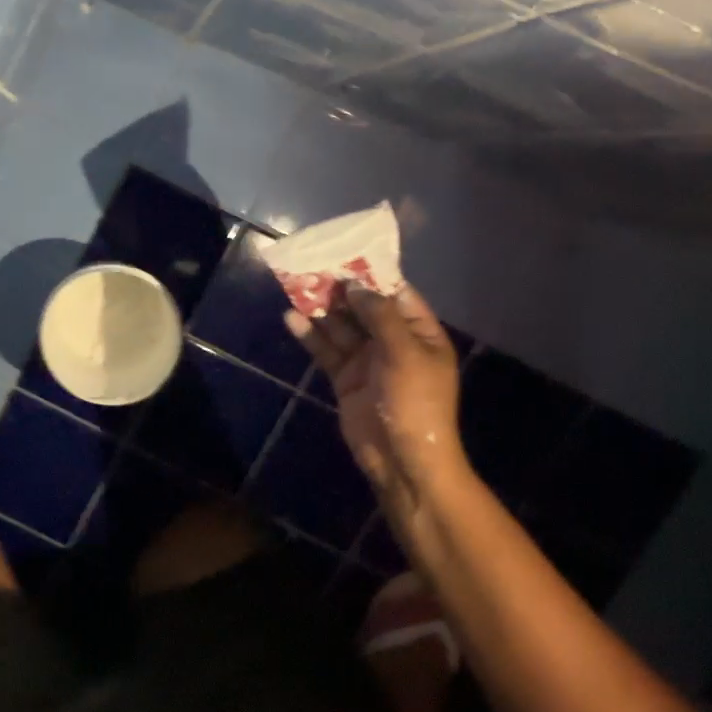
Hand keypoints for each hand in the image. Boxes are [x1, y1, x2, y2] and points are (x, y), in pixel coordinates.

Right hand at [285, 284, 466, 524]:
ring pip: (341, 326)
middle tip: (311, 264)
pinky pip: (326, 350)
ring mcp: (368, 360)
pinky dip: (310, 334)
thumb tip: (356, 285)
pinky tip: (290, 317)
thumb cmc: (415, 403)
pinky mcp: (345, 378)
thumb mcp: (405, 354)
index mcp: (420, 333)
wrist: (403, 460)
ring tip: (294, 284)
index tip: (344, 252)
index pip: (396, 294)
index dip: (371, 274)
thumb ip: (380, 316)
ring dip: (321, 308)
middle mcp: (394, 342)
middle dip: (340, 288)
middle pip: (364, 307)